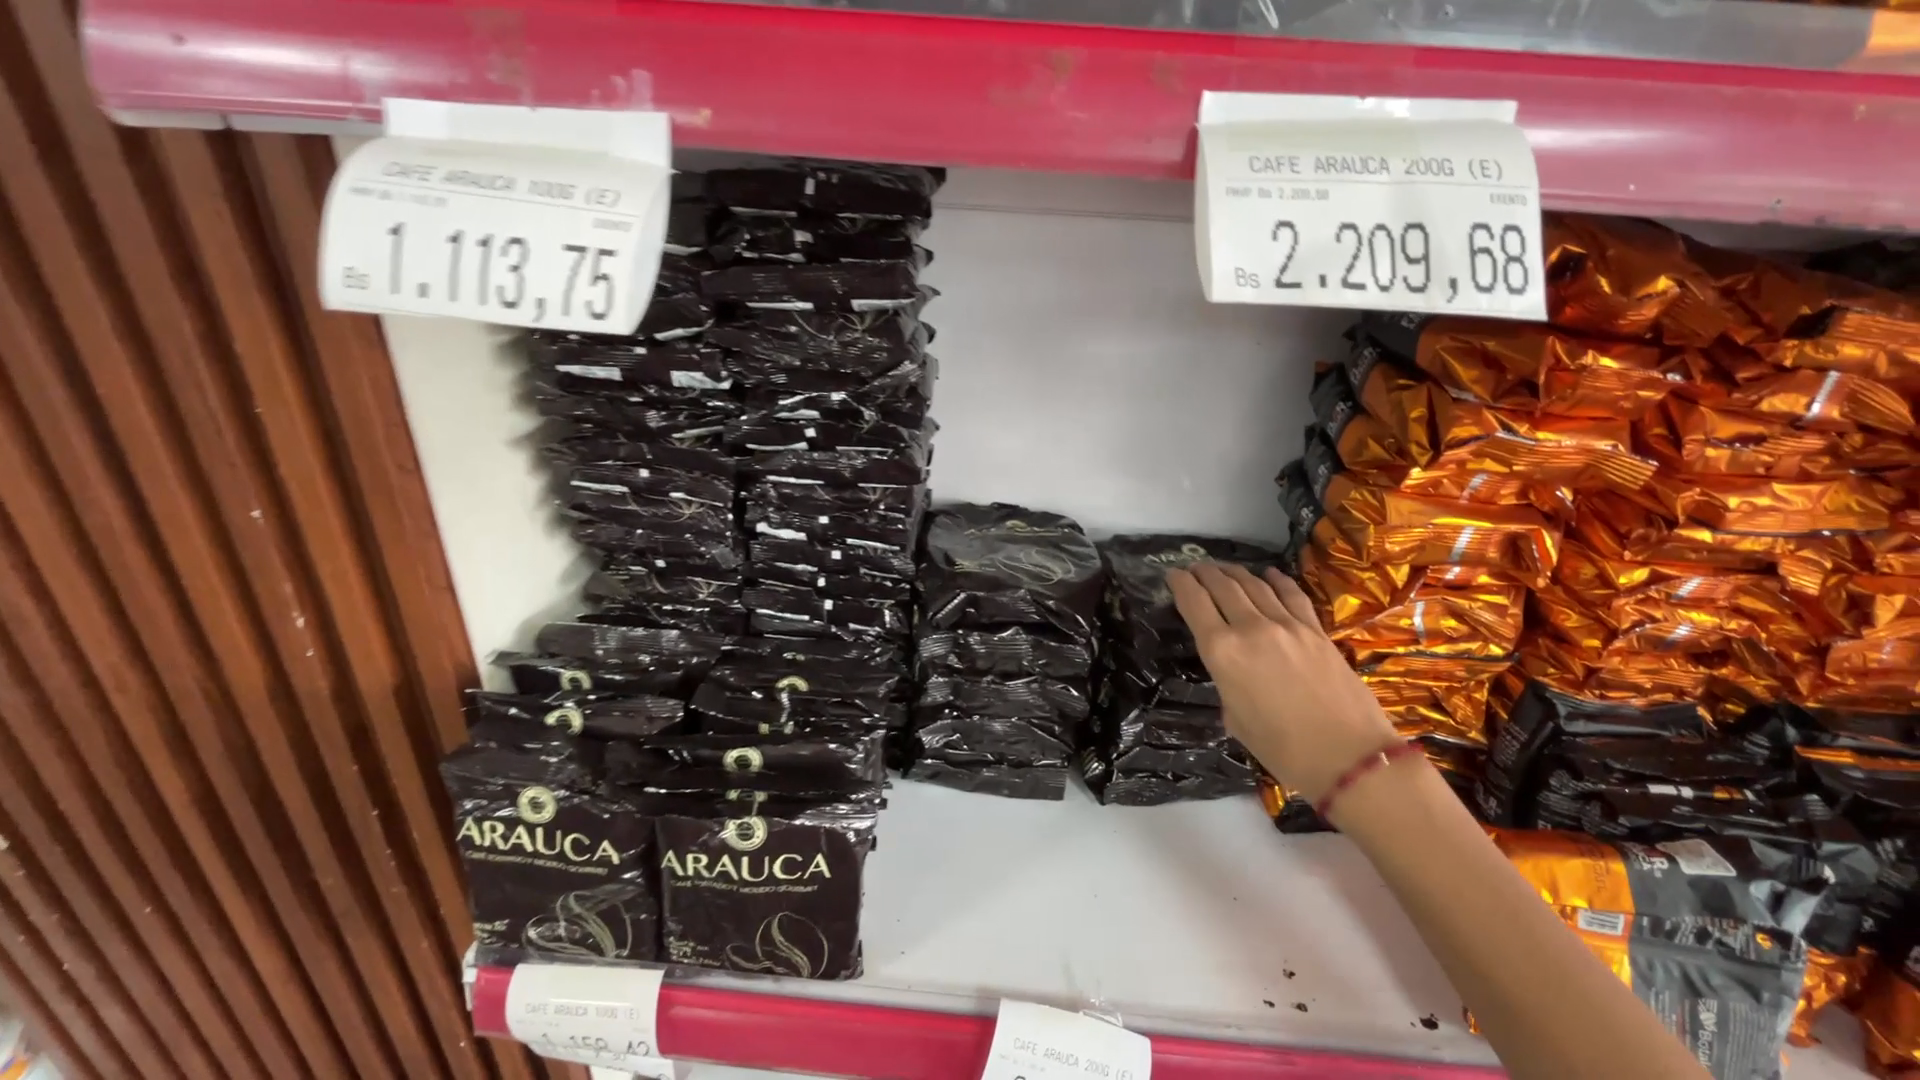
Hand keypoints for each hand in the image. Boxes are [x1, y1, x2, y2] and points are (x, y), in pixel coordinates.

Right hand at [1166, 563, 1397, 801]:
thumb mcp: (1235, 719)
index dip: (1180, 584)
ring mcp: (1287, 625)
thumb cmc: (1282, 749)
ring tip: (1224, 569)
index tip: (1172, 574)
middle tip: (1195, 567)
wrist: (1348, 756)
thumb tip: (1233, 671)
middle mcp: (1251, 628)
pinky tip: (1269, 574)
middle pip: (1223, 587)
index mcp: (1222, 652)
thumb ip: (1227, 684)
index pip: (1194, 603)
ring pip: (1255, 585)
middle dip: (1205, 573)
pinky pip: (1291, 595)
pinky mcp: (1316, 630)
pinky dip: (1276, 581)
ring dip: (1235, 573)